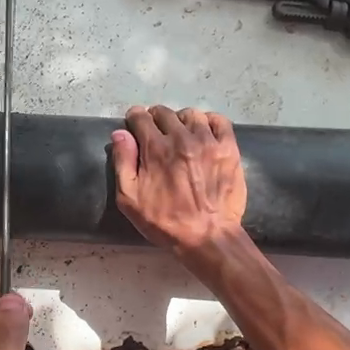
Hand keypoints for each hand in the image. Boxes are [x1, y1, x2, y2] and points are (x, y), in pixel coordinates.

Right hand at [110, 105, 247, 256]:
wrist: (207, 236)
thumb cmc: (164, 221)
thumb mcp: (129, 199)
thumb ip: (123, 162)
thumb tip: (120, 134)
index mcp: (155, 148)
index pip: (141, 117)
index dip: (135, 119)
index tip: (135, 125)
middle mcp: (181, 138)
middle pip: (165, 113)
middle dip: (156, 119)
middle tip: (156, 133)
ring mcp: (208, 141)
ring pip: (191, 115)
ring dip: (181, 120)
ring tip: (181, 133)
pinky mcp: (228, 148)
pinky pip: (219, 121)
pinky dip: (209, 121)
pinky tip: (204, 132)